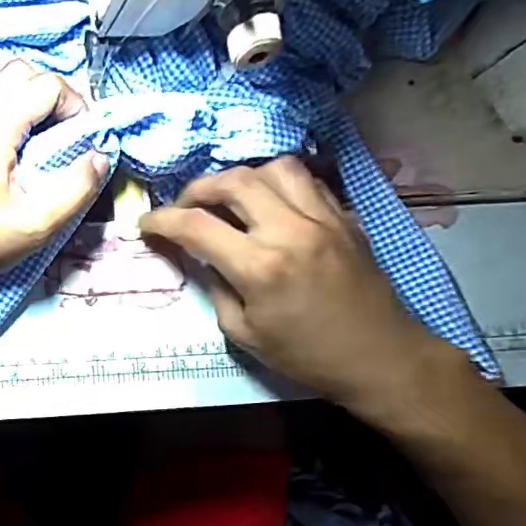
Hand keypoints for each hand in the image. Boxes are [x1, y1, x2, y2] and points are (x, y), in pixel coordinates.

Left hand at [0, 60, 108, 296]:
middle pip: (22, 70)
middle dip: (54, 93)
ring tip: (44, 132)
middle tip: (68, 131)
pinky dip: (8, 101)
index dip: (75, 105)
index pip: (45, 84)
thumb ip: (75, 189)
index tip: (83, 139)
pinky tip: (16, 139)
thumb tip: (100, 157)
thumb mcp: (35, 225)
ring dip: (29, 94)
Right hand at [138, 156, 470, 412]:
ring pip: (274, 168)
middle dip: (197, 189)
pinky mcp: (345, 216)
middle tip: (185, 206)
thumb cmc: (307, 357)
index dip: (161, 220)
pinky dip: (280, 183)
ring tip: (231, 198)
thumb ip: (216, 289)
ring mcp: (323, 217)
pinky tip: (272, 202)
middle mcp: (290, 230)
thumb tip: (204, 258)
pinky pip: (307, 180)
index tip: (146, 224)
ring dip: (243, 177)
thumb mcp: (245, 336)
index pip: (196, 225)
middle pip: (233, 181)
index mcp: (260, 267)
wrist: (379, 356)